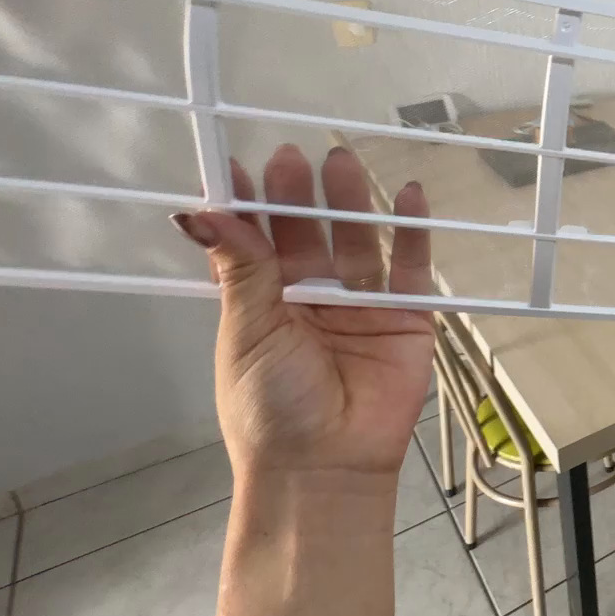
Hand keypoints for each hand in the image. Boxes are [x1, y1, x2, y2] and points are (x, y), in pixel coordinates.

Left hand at [171, 144, 435, 481]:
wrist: (328, 460)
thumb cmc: (271, 404)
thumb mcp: (248, 334)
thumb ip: (241, 270)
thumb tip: (199, 213)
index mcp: (267, 300)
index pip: (258, 241)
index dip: (250, 204)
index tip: (240, 164)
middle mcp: (315, 293)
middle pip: (312, 233)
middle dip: (304, 194)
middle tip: (298, 155)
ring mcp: (365, 300)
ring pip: (361, 239)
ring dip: (354, 202)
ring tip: (344, 161)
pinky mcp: (409, 311)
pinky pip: (412, 263)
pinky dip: (415, 230)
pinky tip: (411, 196)